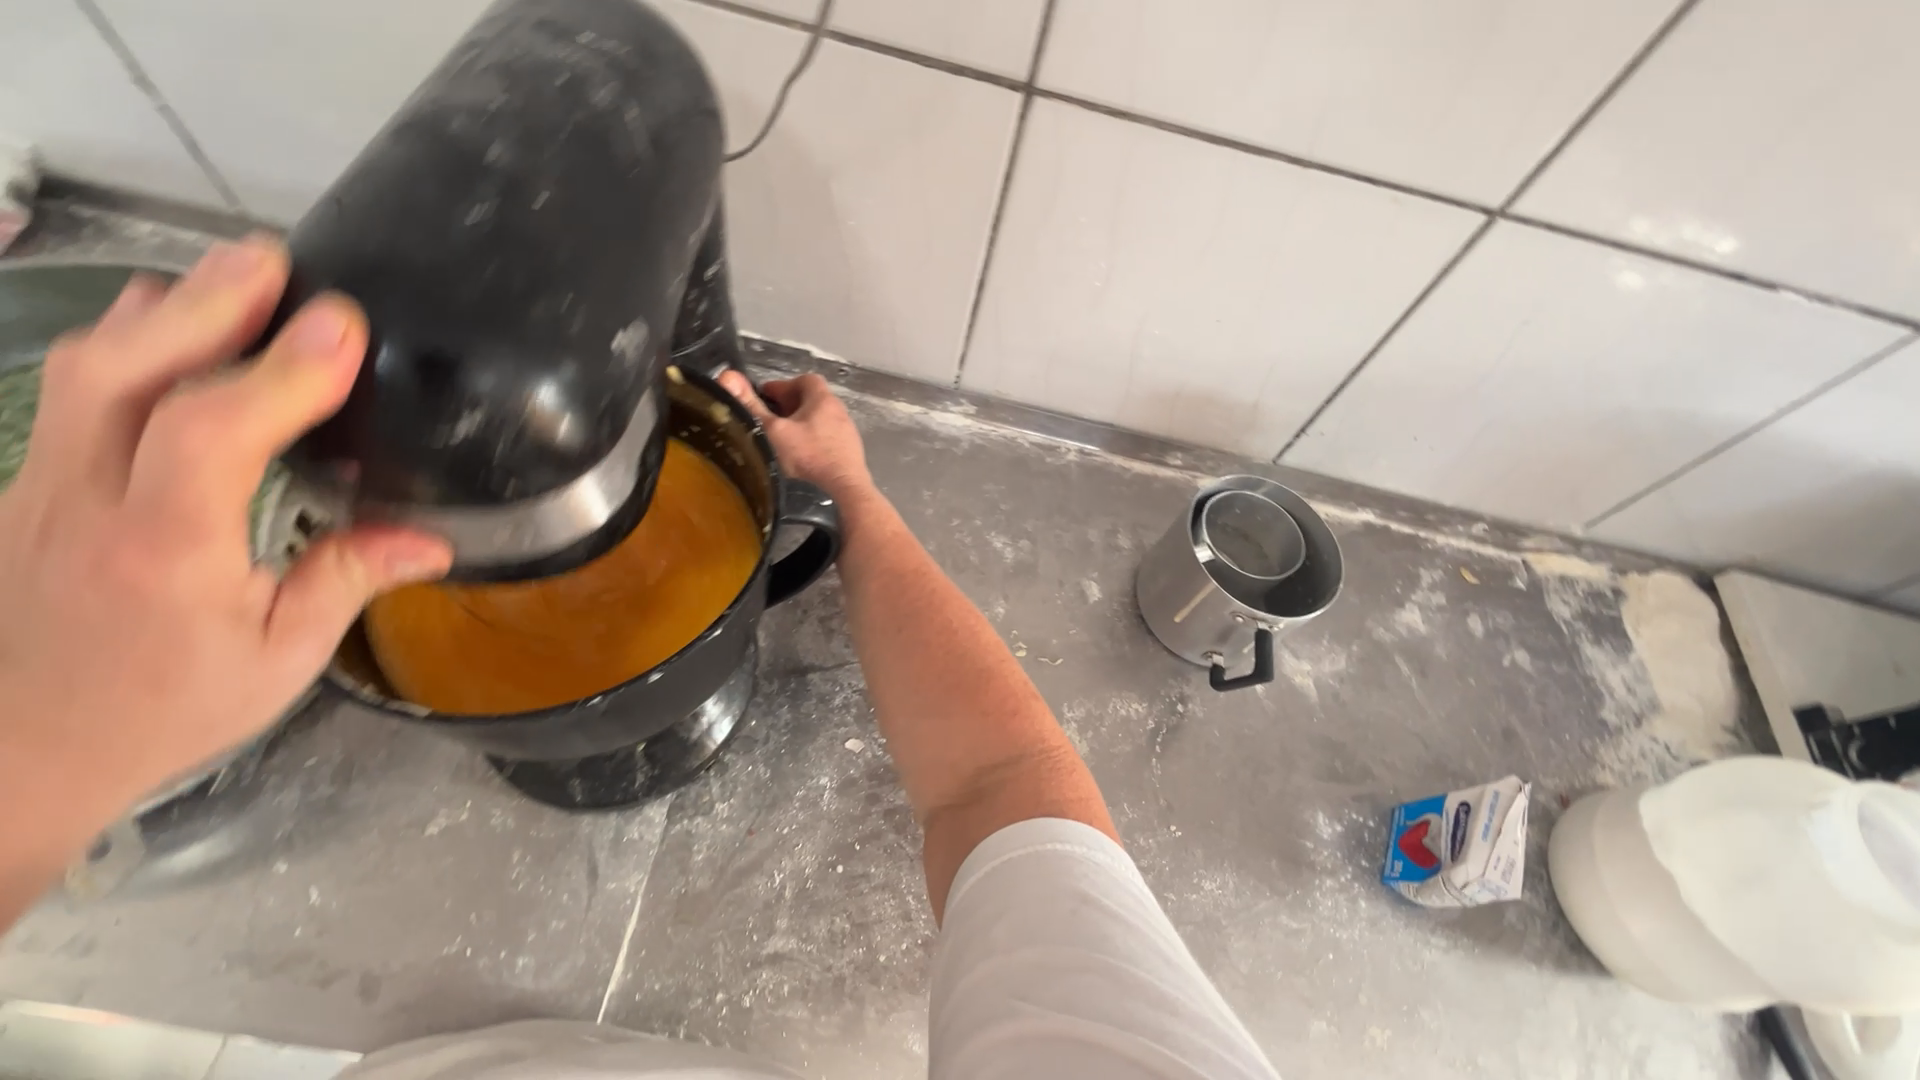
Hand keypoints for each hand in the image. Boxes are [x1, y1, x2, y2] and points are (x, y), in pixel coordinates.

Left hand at [0, 236, 450, 809]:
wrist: (20, 751)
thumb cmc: (166, 708)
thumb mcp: (282, 657)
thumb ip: (347, 580)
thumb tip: (433, 540)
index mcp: (166, 552)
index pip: (211, 434)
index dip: (278, 372)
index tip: (340, 326)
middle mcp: (87, 504)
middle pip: (125, 375)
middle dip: (206, 307)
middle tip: (273, 257)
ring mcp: (43, 488)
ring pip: (85, 373)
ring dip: (163, 313)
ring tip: (231, 273)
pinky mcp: (33, 487)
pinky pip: (74, 394)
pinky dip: (129, 344)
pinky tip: (168, 322)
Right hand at [716, 371, 873, 502]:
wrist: (845, 487)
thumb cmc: (808, 456)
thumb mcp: (774, 431)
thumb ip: (752, 407)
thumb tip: (727, 377)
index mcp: (822, 398)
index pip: (802, 379)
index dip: (781, 385)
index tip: (764, 397)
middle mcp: (838, 409)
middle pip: (811, 398)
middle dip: (789, 404)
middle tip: (771, 417)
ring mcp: (847, 430)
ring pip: (819, 418)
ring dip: (801, 423)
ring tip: (783, 437)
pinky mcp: (850, 449)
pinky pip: (827, 435)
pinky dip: (812, 438)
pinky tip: (802, 454)